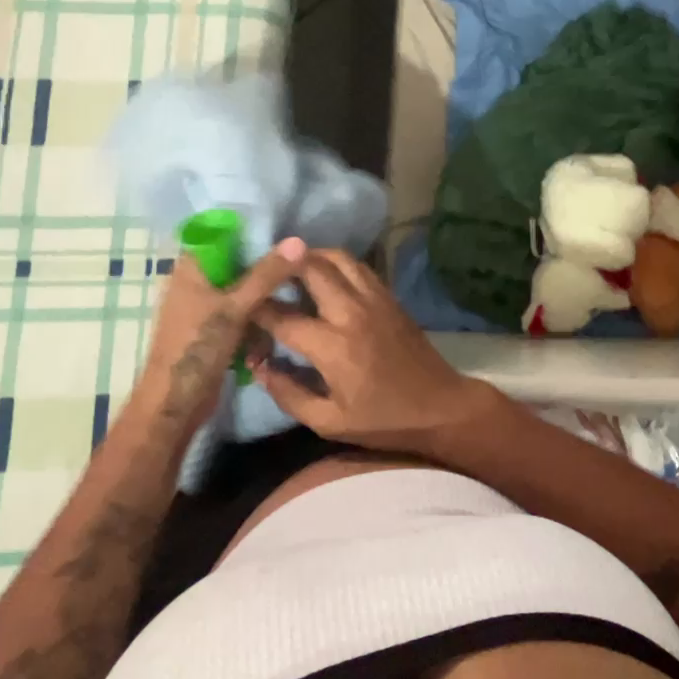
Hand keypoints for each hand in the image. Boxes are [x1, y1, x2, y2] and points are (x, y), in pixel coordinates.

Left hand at [141, 237, 306, 432]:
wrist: (175, 404)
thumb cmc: (197, 348)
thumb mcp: (235, 307)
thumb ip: (267, 275)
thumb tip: (299, 241)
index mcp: (191, 268)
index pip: (224, 234)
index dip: (254, 232)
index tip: (288, 235)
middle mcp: (195, 282)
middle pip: (237, 262)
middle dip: (265, 266)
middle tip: (301, 265)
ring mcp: (204, 307)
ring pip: (242, 289)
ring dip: (264, 294)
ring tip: (297, 291)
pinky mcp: (213, 330)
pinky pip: (242, 312)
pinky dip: (258, 315)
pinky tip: (281, 318)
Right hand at [251, 250, 499, 454]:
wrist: (440, 406)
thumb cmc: (383, 421)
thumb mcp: (329, 421)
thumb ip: (289, 393)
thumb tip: (258, 366)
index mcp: (334, 346)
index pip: (282, 316)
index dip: (255, 311)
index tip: (238, 311)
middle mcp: (352, 312)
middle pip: (309, 267)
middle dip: (280, 267)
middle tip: (260, 276)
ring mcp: (374, 298)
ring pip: (337, 257)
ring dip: (310, 257)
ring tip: (288, 269)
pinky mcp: (389, 296)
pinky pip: (357, 266)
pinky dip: (334, 263)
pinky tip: (322, 277)